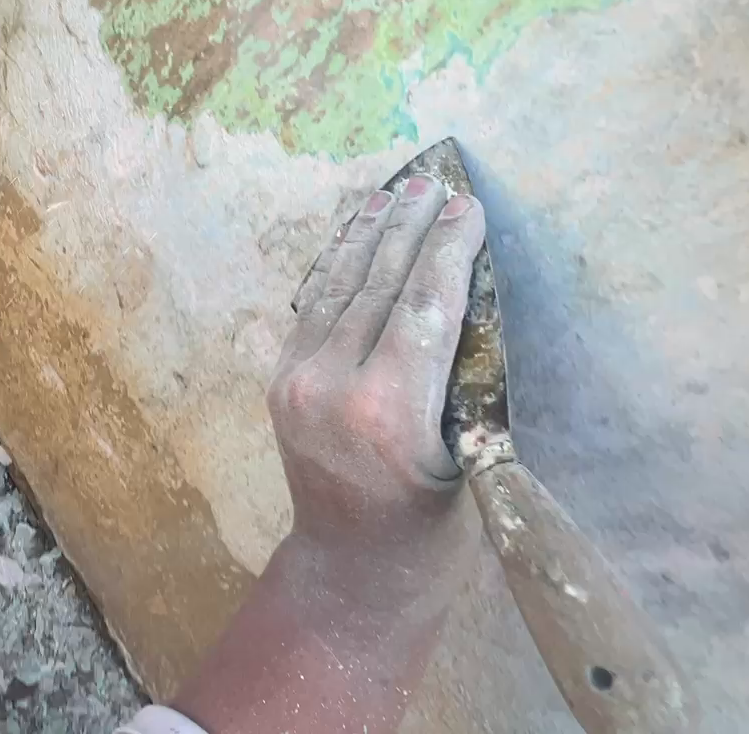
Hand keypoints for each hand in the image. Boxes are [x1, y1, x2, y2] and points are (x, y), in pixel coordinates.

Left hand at [171, 177, 485, 733]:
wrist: (351, 567)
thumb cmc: (434, 531)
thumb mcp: (470, 457)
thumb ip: (461, 377)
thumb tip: (463, 293)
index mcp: (387, 411)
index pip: (424, 306)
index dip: (448, 249)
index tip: (468, 205)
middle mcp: (329, 384)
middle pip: (377, 286)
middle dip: (408, 228)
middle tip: (433, 182)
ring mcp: (294, 378)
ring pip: (337, 288)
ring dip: (366, 236)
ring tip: (392, 193)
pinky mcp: (278, 377)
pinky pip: (310, 308)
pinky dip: (333, 268)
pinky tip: (350, 237)